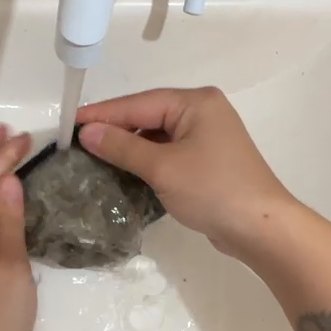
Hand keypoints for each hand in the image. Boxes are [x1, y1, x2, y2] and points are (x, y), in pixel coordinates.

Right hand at [77, 87, 302, 260]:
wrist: (260, 227)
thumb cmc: (213, 190)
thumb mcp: (163, 168)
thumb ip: (123, 148)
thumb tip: (88, 132)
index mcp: (196, 103)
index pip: (139, 104)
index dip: (104, 114)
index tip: (71, 123)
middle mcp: (203, 113)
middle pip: (149, 117)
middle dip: (115, 130)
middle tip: (79, 142)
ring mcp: (208, 138)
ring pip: (158, 137)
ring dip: (130, 148)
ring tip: (95, 158)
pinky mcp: (208, 163)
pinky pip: (169, 155)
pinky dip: (147, 162)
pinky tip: (126, 172)